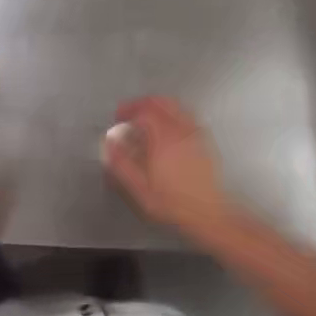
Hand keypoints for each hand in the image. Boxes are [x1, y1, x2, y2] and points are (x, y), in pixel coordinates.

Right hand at [103, 96, 233, 236]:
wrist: (206, 213)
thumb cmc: (171, 203)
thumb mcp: (139, 187)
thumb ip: (122, 162)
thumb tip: (109, 142)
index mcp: (164, 139)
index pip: (145, 110)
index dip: (128, 110)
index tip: (118, 118)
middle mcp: (181, 130)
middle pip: (162, 103)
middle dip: (143, 104)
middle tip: (129, 114)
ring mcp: (195, 134)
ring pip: (176, 107)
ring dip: (158, 107)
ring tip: (145, 119)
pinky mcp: (204, 141)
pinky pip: (187, 117)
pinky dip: (172, 115)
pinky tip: (165, 130)